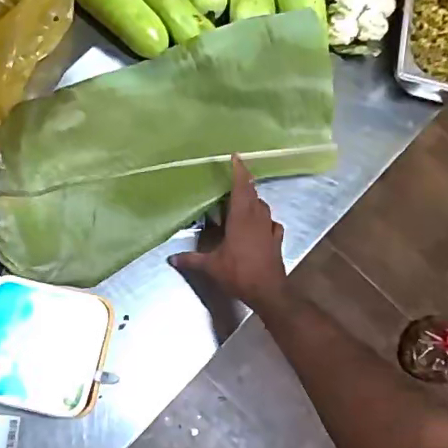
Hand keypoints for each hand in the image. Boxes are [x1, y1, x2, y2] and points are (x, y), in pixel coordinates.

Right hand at [170, 155, 287, 310]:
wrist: (268, 291)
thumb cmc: (239, 274)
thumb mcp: (211, 267)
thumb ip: (191, 260)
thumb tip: (171, 258)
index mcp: (241, 219)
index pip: (241, 188)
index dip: (239, 171)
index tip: (236, 157)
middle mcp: (257, 218)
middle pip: (252, 194)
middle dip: (244, 184)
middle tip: (234, 178)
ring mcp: (269, 228)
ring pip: (263, 207)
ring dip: (253, 201)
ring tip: (242, 201)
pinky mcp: (276, 240)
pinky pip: (271, 223)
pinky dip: (265, 219)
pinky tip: (260, 225)